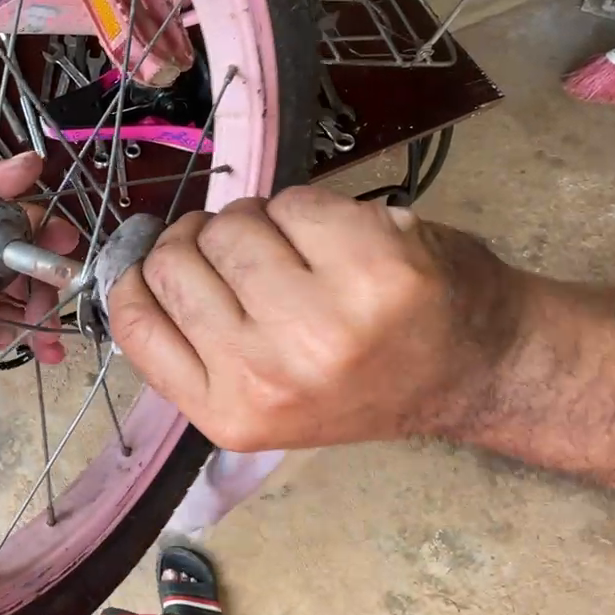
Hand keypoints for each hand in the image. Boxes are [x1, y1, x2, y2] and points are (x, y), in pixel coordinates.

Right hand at [107, 186, 523, 450]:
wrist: (483, 372)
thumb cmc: (359, 380)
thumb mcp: (257, 398)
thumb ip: (191, 348)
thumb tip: (132, 265)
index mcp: (226, 412)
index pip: (132, 317)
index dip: (136, 276)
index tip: (168, 263)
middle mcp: (266, 375)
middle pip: (172, 261)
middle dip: (200, 244)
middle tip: (245, 257)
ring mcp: (321, 322)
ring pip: (229, 225)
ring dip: (256, 222)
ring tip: (298, 253)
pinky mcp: (373, 268)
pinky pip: (291, 202)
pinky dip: (309, 208)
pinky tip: (340, 240)